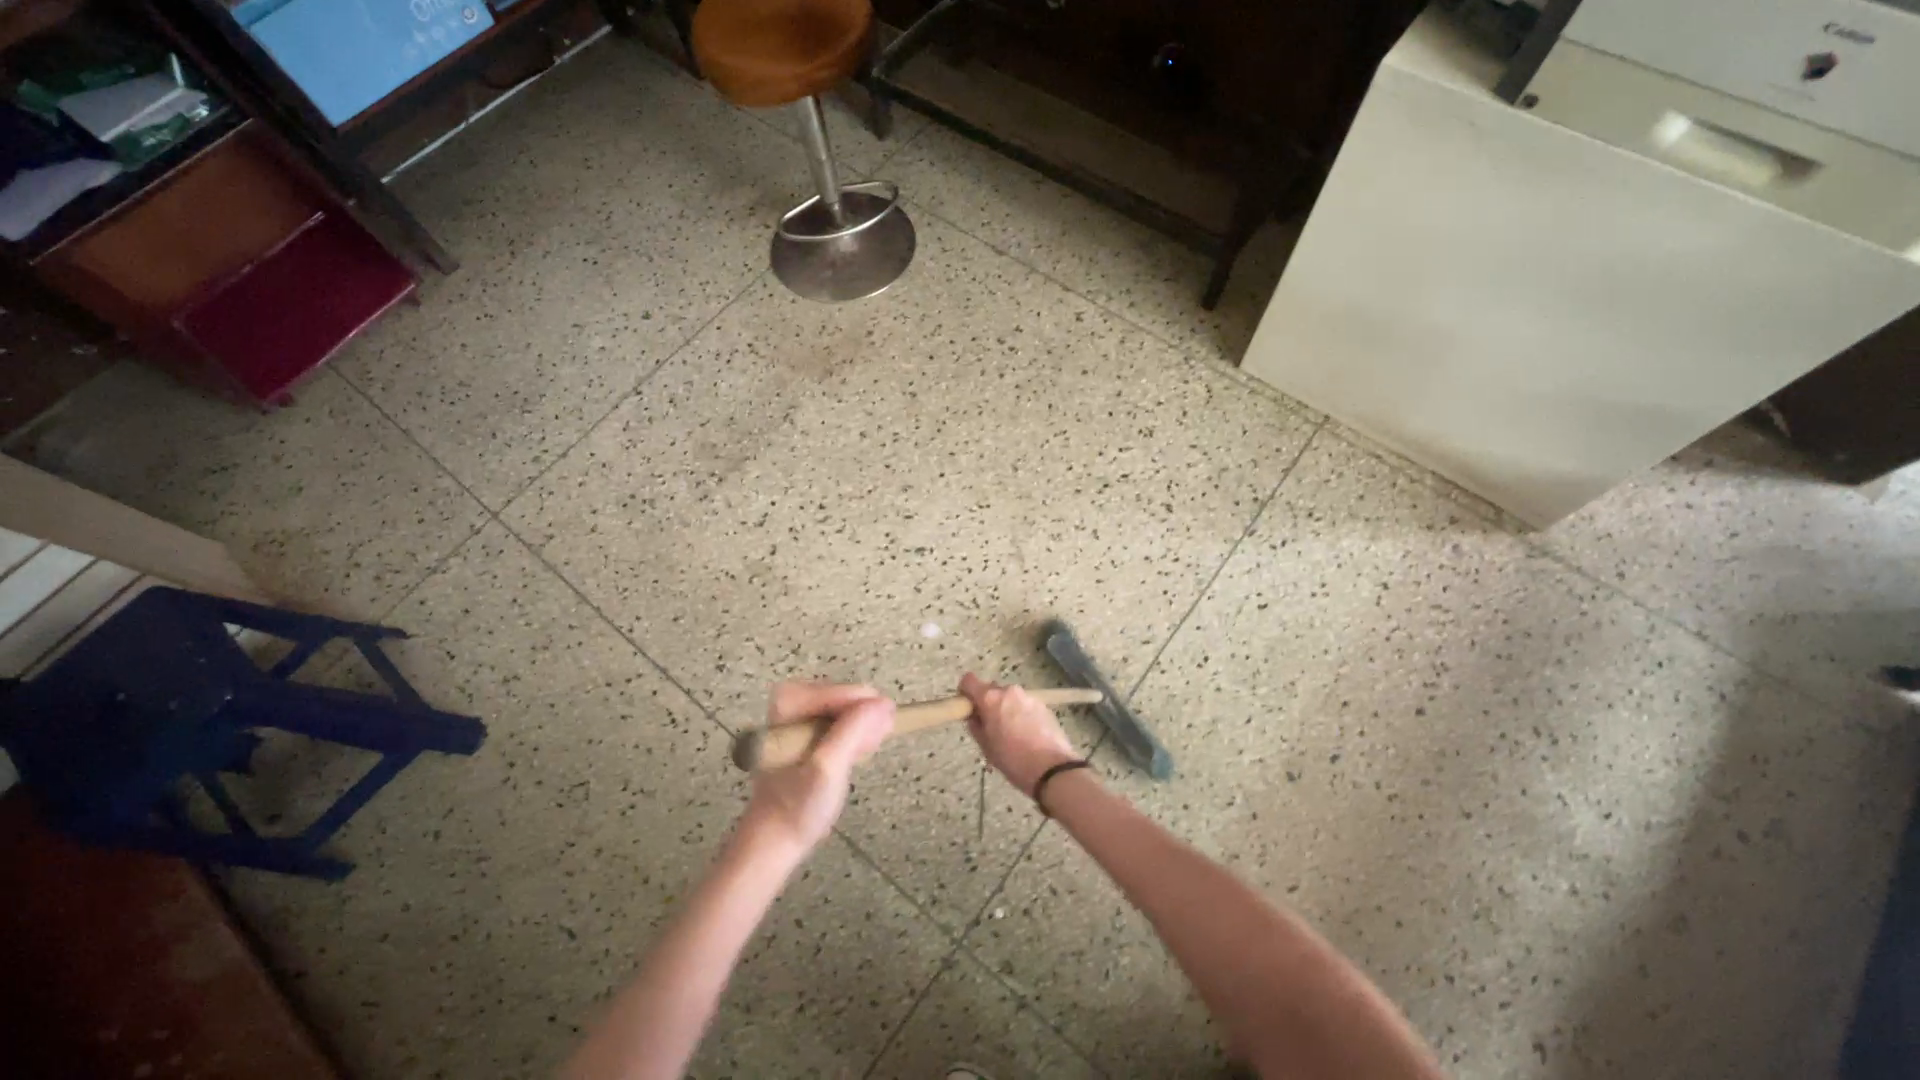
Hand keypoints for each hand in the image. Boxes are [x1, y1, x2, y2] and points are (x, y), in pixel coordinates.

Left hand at [740, 682, 894, 854]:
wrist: (774, 837)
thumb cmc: (798, 807)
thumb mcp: (828, 768)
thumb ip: (853, 731)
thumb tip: (883, 703)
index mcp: (789, 702)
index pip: (846, 693)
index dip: (867, 714)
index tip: (878, 737)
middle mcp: (790, 700)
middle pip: (847, 697)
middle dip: (864, 722)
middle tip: (867, 750)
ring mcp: (798, 714)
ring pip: (848, 710)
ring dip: (861, 731)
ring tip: (859, 756)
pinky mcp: (805, 729)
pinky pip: (841, 721)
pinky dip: (852, 737)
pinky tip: (853, 755)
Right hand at [958, 672, 1082, 793]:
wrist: (1052, 769)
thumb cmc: (1013, 759)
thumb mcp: (986, 747)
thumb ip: (976, 726)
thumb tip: (973, 716)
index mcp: (990, 699)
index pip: (969, 680)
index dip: (965, 692)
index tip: (968, 708)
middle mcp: (1009, 691)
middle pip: (991, 690)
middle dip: (988, 704)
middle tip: (990, 726)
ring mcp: (1029, 697)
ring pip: (1010, 698)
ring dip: (1006, 709)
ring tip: (1012, 733)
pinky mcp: (1044, 705)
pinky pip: (1025, 705)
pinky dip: (1022, 714)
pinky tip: (1027, 734)